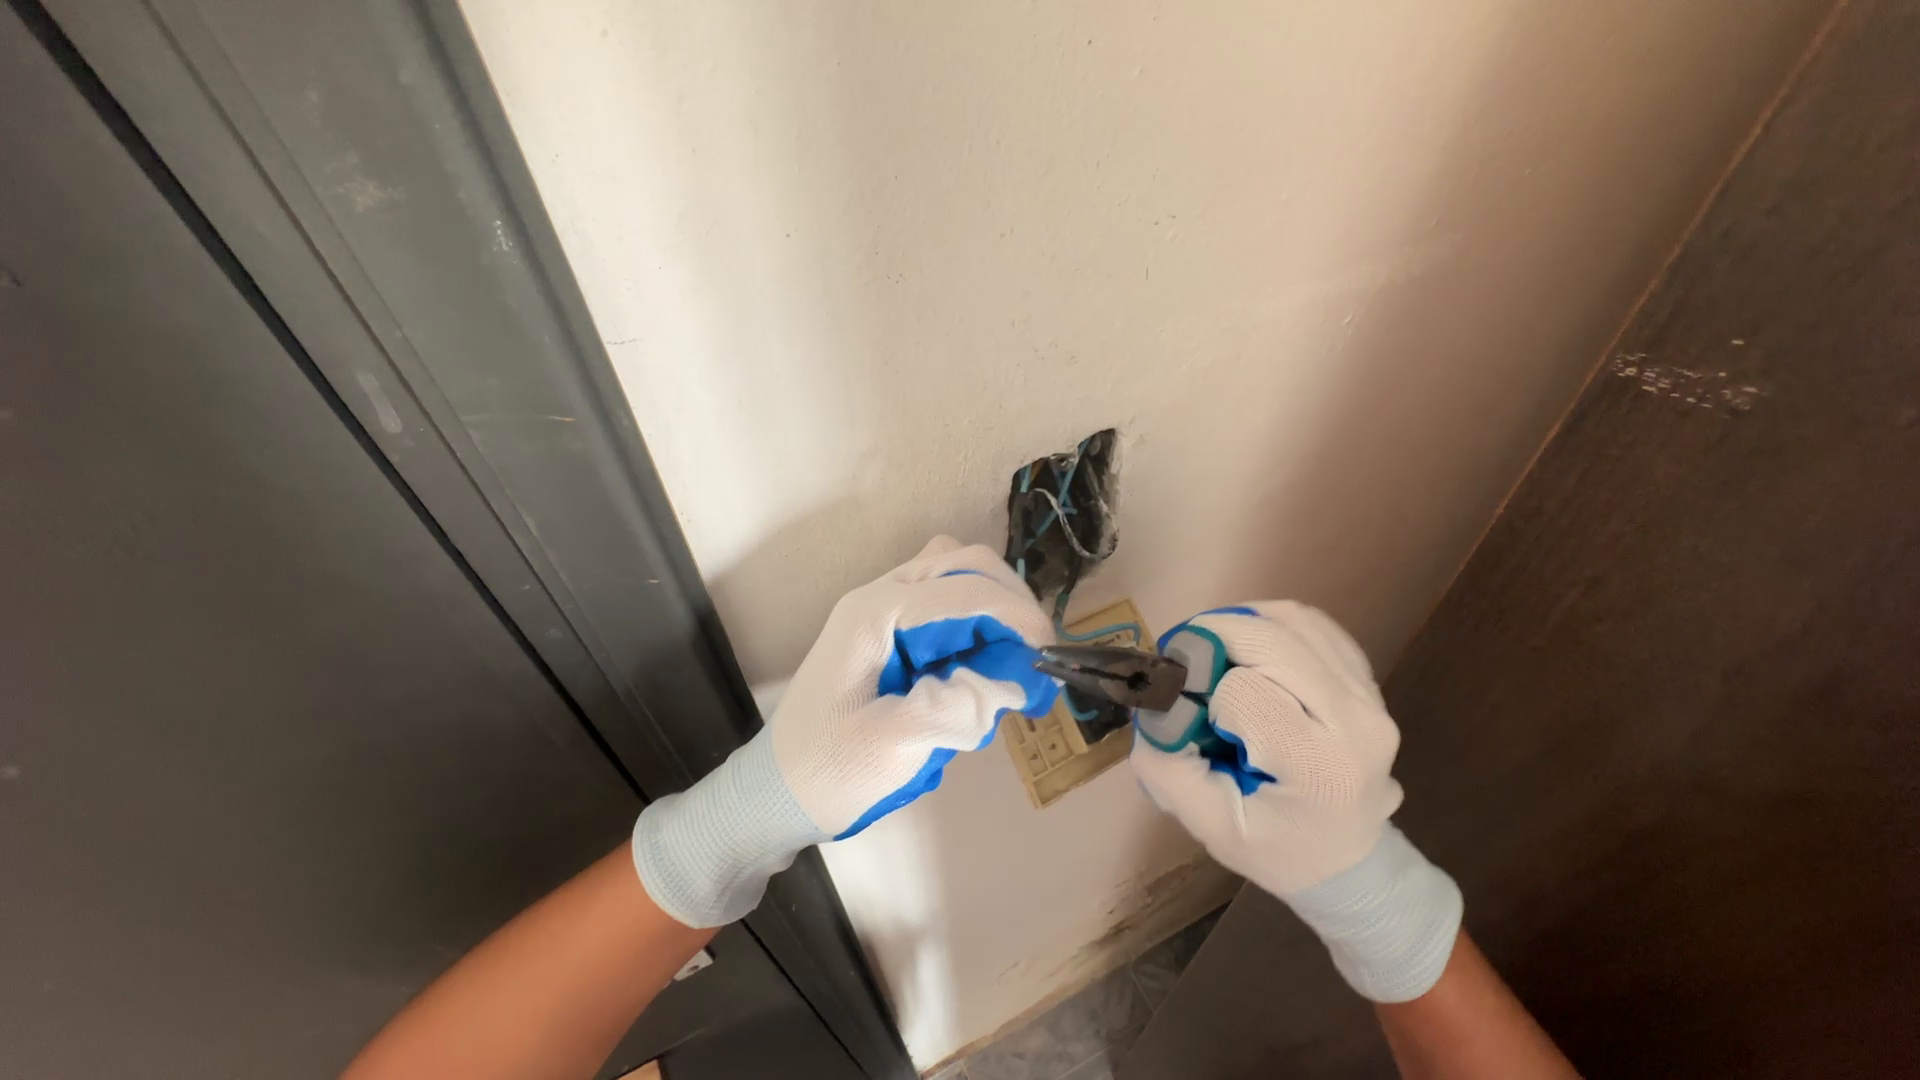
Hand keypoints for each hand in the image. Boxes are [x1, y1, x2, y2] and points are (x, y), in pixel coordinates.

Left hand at [633, 536, 1057, 926]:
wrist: (778, 792)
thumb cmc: (828, 770)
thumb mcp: (888, 747)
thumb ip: (949, 710)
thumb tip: (1006, 686)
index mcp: (874, 613)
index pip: (963, 591)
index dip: (1016, 615)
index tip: (1050, 655)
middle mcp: (880, 598)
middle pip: (961, 562)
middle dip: (1009, 599)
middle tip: (1035, 653)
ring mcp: (884, 612)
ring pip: (955, 575)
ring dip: (995, 605)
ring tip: (1015, 654)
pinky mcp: (892, 634)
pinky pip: (947, 605)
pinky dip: (978, 622)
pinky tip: (986, 662)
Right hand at [1130, 601, 1461, 1001]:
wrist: (1349, 863)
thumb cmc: (1277, 849)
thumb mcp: (1210, 827)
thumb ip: (1169, 769)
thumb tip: (1148, 708)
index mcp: (1317, 763)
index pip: (1242, 689)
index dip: (1200, 690)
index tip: (1181, 711)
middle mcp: (1355, 720)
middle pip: (1272, 638)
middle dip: (1214, 637)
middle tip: (1184, 662)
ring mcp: (1369, 696)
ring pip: (1294, 621)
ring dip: (1242, 626)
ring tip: (1214, 655)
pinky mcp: (1367, 682)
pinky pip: (1314, 627)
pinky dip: (1272, 627)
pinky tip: (1251, 653)